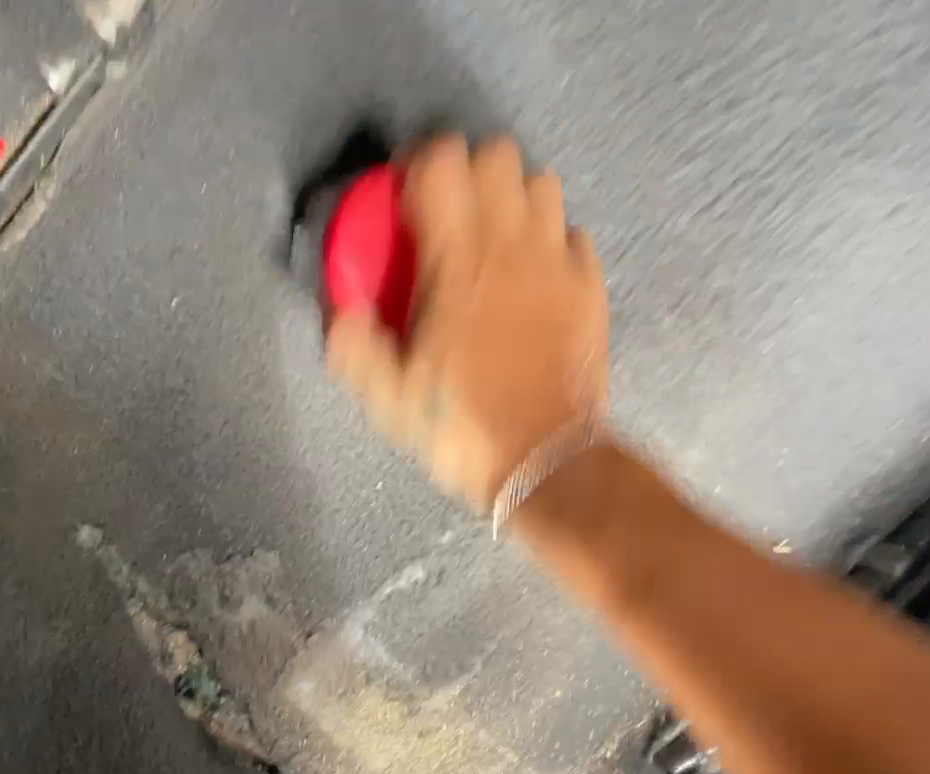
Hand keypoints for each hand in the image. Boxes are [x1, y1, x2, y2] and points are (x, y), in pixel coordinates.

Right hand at [326, 134, 608, 510]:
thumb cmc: (461, 425)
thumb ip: (355, 349)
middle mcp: (513, 247)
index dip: (416, 162)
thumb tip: (340, 315)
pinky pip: (570, 232)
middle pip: (498, 156)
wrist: (545, 461)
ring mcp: (559, 263)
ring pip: (541, 183)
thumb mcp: (388, 398)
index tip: (399, 188)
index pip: (442, 166)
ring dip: (509, 196)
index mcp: (458, 264)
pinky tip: (528, 273)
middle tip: (442, 210)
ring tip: (487, 235)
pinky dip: (546, 238)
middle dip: (465, 168)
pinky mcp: (589, 287)